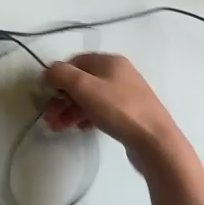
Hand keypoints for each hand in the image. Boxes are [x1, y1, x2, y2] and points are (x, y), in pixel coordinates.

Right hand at [43, 52, 203, 204]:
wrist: (156, 143)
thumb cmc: (119, 110)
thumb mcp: (84, 87)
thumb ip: (60, 75)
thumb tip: (48, 72)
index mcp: (110, 61)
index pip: (74, 62)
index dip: (58, 76)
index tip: (47, 95)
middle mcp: (119, 74)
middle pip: (81, 82)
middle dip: (62, 99)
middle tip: (50, 118)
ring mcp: (126, 94)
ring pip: (90, 98)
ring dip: (71, 110)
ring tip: (59, 128)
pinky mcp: (129, 114)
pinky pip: (101, 111)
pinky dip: (86, 117)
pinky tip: (80, 129)